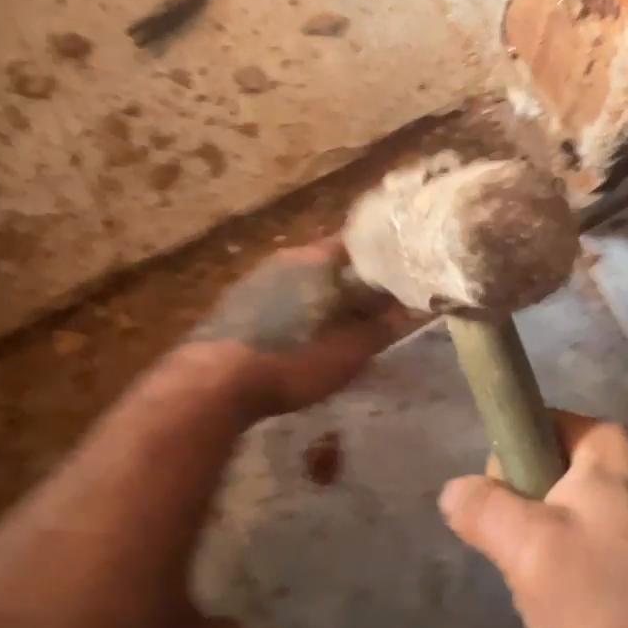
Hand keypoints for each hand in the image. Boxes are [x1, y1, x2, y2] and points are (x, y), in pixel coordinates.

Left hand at [189, 240, 413, 420]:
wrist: (210, 384)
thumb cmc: (292, 359)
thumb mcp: (350, 350)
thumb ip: (384, 325)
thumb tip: (417, 306)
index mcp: (317, 258)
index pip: (362, 243)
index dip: (386, 258)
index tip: (404, 274)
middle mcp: (286, 258)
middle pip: (331, 261)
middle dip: (355, 281)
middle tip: (377, 306)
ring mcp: (254, 280)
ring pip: (302, 281)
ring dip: (323, 298)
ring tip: (340, 326)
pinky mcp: (233, 306)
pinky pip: (277, 300)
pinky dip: (295, 312)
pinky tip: (299, 339)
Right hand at [438, 413, 627, 627]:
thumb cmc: (606, 592)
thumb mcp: (529, 545)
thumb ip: (482, 509)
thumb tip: (454, 489)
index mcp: (605, 443)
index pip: (532, 426)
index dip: (507, 468)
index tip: (504, 514)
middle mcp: (624, 467)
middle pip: (539, 481)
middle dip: (523, 533)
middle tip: (531, 566)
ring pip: (553, 527)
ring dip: (539, 570)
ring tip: (554, 603)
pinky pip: (578, 557)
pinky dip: (565, 588)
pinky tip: (572, 620)